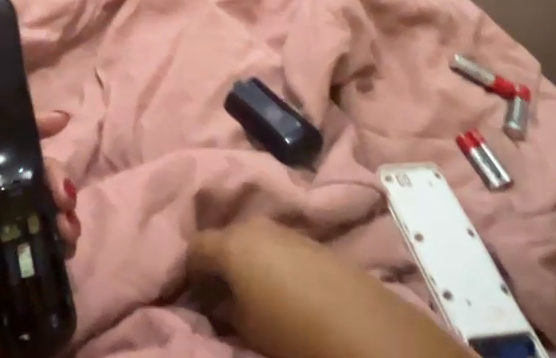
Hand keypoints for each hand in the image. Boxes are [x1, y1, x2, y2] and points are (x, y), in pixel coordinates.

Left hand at [0, 112, 81, 357]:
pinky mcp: (25, 264)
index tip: (62, 121)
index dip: (30, 130)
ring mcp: (9, 236)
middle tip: (65, 198)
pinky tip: (69, 245)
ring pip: (46, 205)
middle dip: (55, 178)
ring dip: (64, 210)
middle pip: (32, 175)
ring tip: (70, 230)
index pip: (1, 148)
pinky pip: (52, 238)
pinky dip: (64, 236)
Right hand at [188, 219, 470, 357]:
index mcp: (232, 242)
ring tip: (253, 292)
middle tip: (221, 295)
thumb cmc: (292, 329)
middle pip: (225, 237)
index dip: (190, 271)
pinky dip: (272, 262)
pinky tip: (282, 288)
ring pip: (253, 239)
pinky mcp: (312, 241)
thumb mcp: (247, 326)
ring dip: (247, 261)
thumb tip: (214, 298)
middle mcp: (256, 226)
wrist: (365, 329)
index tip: (194, 296)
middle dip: (220, 262)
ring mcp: (286, 230)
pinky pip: (278, 245)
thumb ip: (223, 306)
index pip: (195, 246)